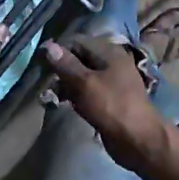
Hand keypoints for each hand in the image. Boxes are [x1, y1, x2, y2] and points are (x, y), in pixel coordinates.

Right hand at [42, 37, 170, 172]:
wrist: (137, 138)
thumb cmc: (111, 106)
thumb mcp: (85, 84)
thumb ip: (66, 65)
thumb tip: (48, 45)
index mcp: (109, 51)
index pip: (77, 41)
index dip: (59, 51)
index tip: (41, 65)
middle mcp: (111, 61)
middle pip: (80, 58)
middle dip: (62, 70)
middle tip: (45, 85)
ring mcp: (112, 80)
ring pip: (83, 76)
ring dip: (67, 84)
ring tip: (51, 97)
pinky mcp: (110, 98)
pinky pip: (89, 90)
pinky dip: (76, 95)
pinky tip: (64, 104)